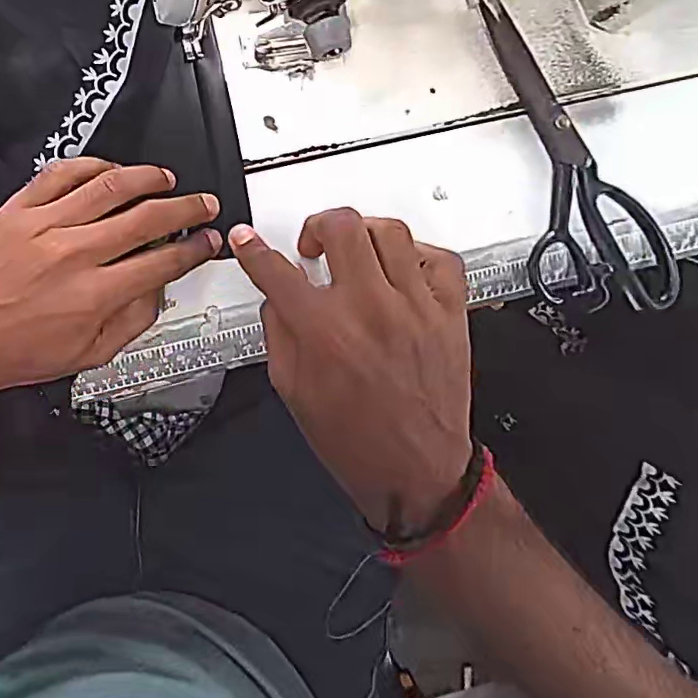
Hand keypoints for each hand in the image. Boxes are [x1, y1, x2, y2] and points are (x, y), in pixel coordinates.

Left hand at [0, 158, 221, 421]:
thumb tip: (159, 289)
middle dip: (185, 207)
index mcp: (94, 295)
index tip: (205, 241)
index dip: (194, 248)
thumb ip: (132, 320)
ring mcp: (43, 227)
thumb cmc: (13, 350)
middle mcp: (72, 255)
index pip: (163, 261)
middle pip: (147, 217)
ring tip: (165, 178)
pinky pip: (61, 173)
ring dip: (147, 177)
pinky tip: (109, 169)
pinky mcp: (17, 210)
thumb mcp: (88, 355)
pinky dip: (92, 165)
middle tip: (200, 204)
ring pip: (109, 186)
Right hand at [228, 209, 472, 530]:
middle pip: (340, 228)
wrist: (417, 472)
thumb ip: (278, 333)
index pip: (276, 270)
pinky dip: (417, 252)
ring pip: (389, 232)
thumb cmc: (358, 440)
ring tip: (355, 251)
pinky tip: (401, 266)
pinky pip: (439, 258)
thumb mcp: (293, 390)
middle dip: (316, 226)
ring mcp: (414, 309)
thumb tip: (274, 296)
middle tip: (312, 245)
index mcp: (324, 333)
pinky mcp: (449, 316)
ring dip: (362, 233)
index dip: (252, 249)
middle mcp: (369, 312)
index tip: (248, 241)